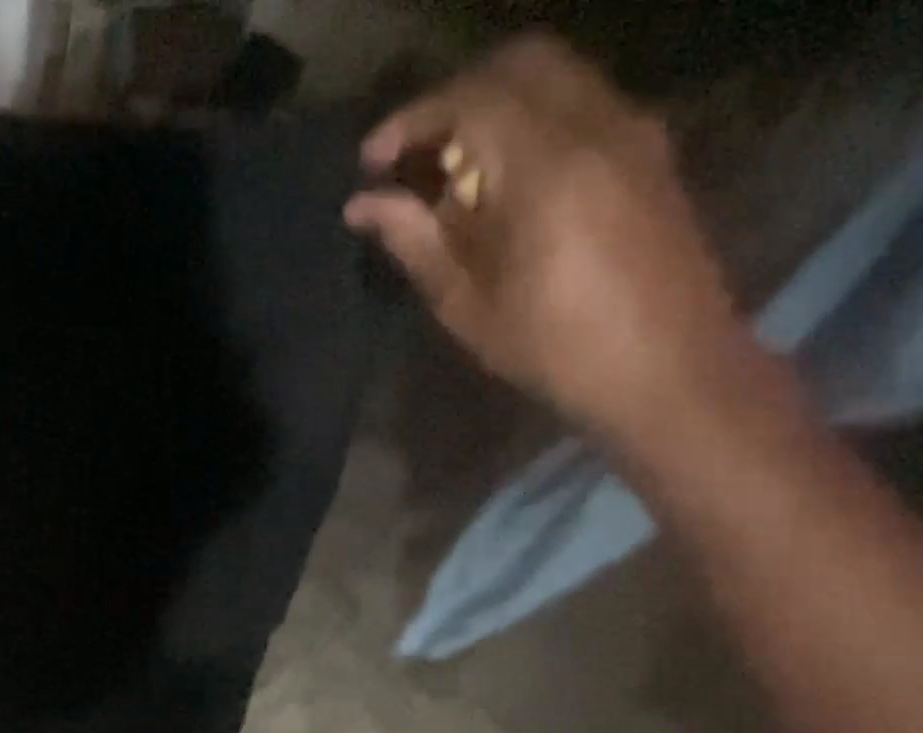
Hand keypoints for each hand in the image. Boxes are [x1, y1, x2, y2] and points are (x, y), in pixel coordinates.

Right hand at [344, 35, 750, 432]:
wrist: (671, 369)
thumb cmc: (555, 347)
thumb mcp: (465, 302)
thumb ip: (413, 238)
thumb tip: (361, 204)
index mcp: (545, 168)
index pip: (468, 98)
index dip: (409, 121)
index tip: (371, 164)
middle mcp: (596, 130)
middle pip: (517, 64)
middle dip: (453, 98)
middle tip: (416, 153)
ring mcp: (632, 135)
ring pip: (554, 76)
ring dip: (494, 105)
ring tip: (455, 167)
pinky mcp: (650, 153)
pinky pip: (582, 102)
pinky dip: (532, 119)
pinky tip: (504, 179)